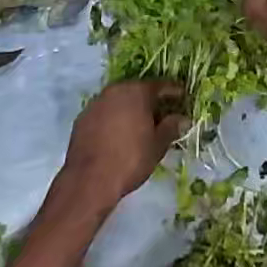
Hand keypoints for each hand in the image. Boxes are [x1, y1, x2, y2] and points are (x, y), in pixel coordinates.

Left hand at [63, 80, 187, 201]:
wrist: (89, 180)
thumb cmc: (130, 160)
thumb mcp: (157, 145)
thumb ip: (171, 127)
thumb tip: (182, 118)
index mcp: (137, 91)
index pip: (161, 85)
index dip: (174, 92)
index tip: (183, 98)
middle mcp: (116, 89)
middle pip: (139, 90)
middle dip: (151, 100)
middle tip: (163, 113)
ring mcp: (97, 102)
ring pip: (120, 100)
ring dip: (131, 108)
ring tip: (140, 125)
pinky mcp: (83, 117)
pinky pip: (105, 112)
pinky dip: (114, 118)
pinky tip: (118, 134)